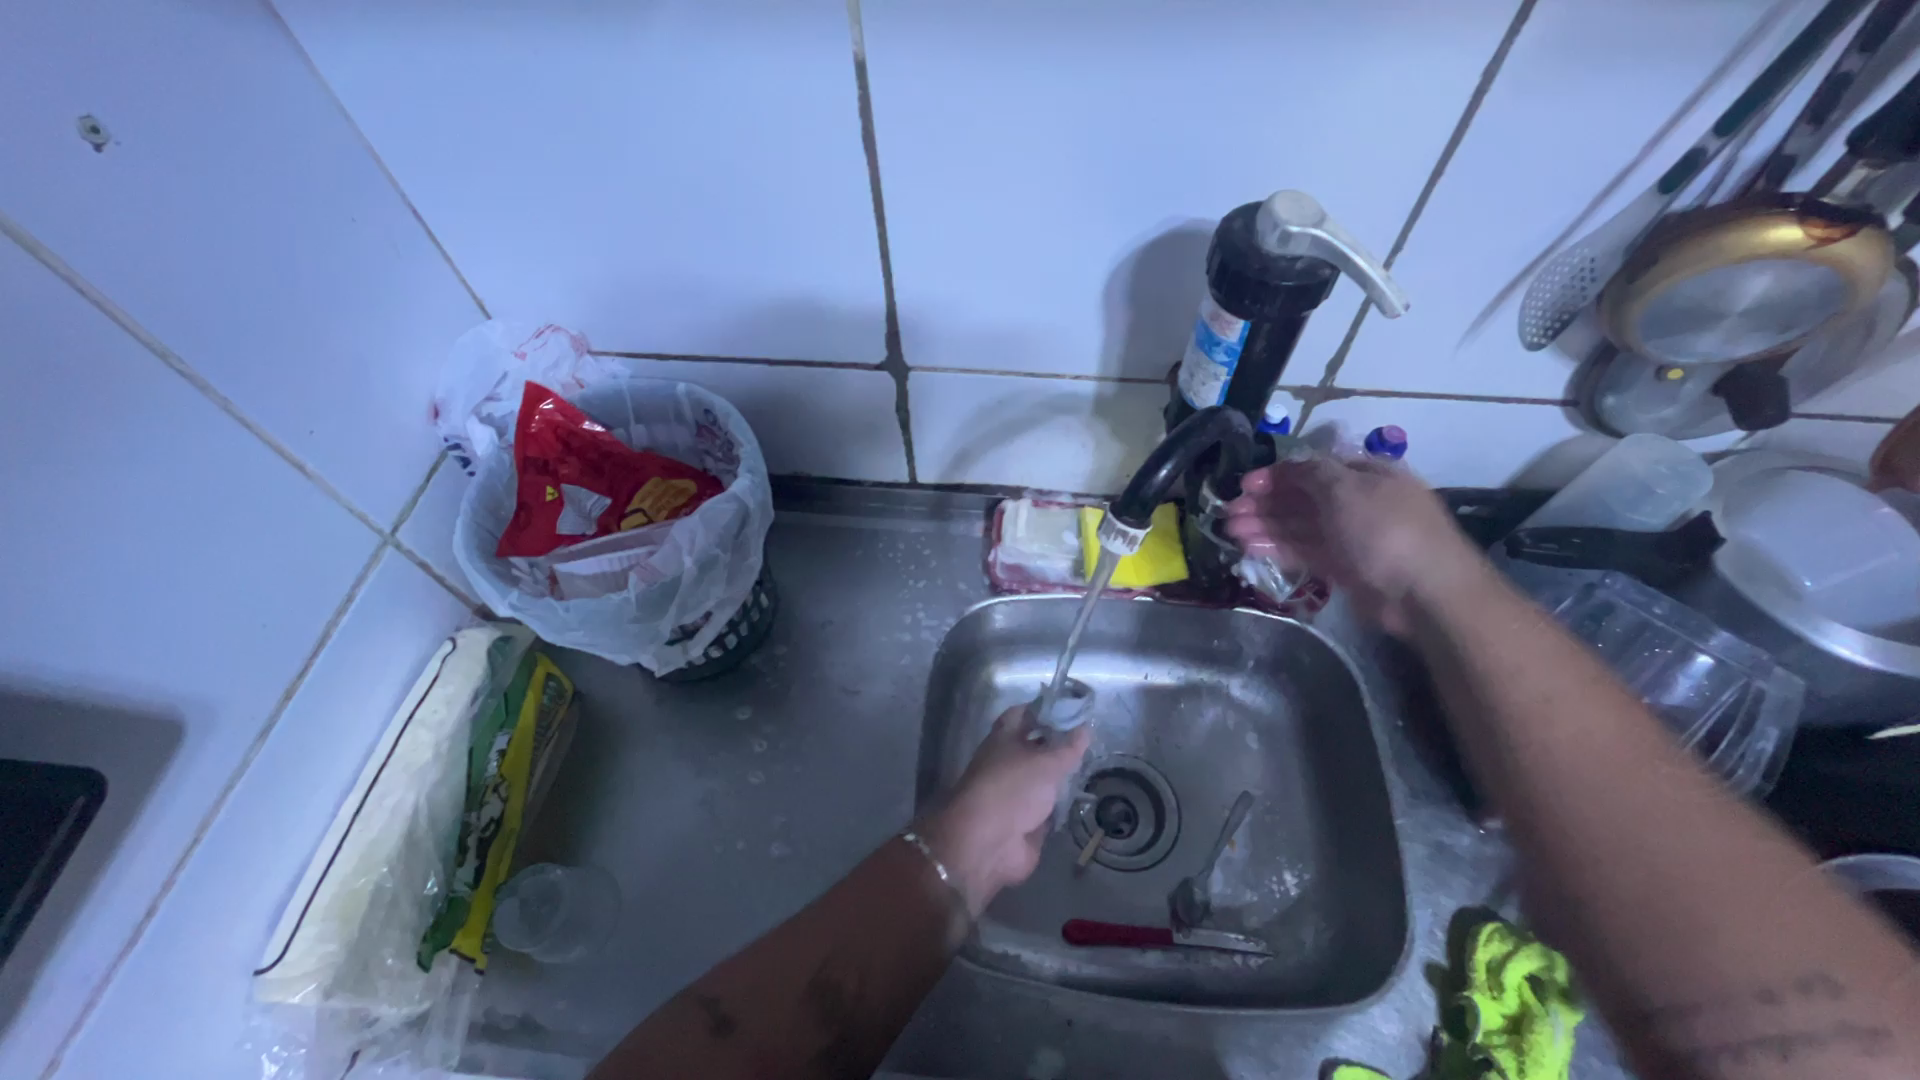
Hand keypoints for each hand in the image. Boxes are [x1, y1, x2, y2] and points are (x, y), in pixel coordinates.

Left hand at [915, 706, 1091, 916]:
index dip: (1043, 709)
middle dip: (1058, 743)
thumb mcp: (1046, 762)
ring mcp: (1015, 794)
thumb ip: (1068, 747)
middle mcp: (1007, 763)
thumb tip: (1085, 728)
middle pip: (1034, 746)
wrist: (988, 843)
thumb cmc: (1012, 789)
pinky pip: (1047, 807)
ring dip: (1061, 774)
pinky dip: (1061, 804)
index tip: (1071, 708)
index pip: (1021, 714)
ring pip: (1042, 777)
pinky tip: (1083, 797)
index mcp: (1003, 740)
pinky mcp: (1025, 821)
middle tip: (1089, 739)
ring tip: (1092, 764)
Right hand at [1222, 456, 1485, 634]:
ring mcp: (1350, 538)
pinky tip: (1250, 548)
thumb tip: (1288, 469)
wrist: (1424, 591)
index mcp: (1364, 476)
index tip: (1244, 485)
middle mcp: (1356, 503)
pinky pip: (1304, 552)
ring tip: (1230, 532)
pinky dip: (1277, 548)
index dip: (1276, 475)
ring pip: (1298, 527)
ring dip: (1264, 526)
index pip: (1312, 470)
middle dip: (1264, 503)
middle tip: (1228, 513)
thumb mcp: (1346, 488)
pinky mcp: (1344, 569)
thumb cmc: (1385, 529)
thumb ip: (1311, 474)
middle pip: (1301, 499)